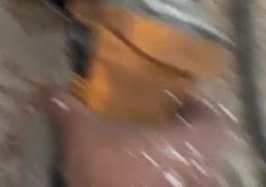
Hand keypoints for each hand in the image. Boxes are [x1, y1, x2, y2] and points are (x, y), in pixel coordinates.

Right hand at [47, 90, 237, 186]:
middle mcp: (209, 173)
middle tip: (147, 125)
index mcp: (190, 144)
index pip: (217, 122)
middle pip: (206, 149)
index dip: (198, 109)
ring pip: (195, 173)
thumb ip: (66, 105)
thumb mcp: (78, 130)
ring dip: (172, 163)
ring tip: (138, 154)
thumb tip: (48, 88)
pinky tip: (137, 178)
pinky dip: (163, 181)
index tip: (172, 101)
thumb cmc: (111, 171)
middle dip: (179, 137)